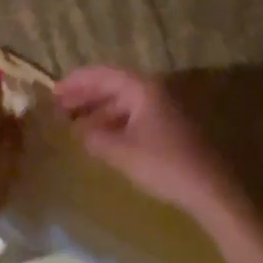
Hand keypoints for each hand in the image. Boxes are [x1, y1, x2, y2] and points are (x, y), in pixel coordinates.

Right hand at [54, 66, 238, 217]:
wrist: (209, 188)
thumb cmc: (163, 164)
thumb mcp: (120, 152)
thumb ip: (93, 137)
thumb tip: (75, 130)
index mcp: (144, 89)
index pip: (104, 74)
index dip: (77, 81)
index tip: (54, 92)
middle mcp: (156, 93)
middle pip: (114, 86)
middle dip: (85, 96)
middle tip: (59, 108)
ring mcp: (165, 110)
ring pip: (124, 103)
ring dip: (98, 112)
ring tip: (74, 125)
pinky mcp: (170, 129)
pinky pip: (134, 117)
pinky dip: (114, 124)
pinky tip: (100, 139)